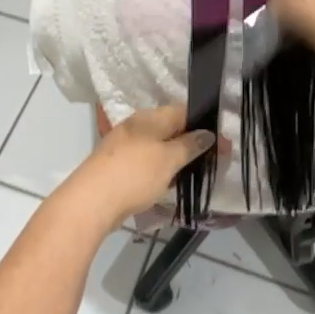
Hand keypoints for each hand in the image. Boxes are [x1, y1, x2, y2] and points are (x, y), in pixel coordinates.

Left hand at [57, 105, 213, 230]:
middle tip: (213, 160)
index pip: (183, 111)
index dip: (205, 125)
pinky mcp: (118, 166)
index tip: (223, 144)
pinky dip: (161, 169)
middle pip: (171, 128)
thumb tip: (206, 134)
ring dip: (176, 158)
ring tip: (195, 173)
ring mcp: (125, 146)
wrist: (91, 202)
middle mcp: (136, 126)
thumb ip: (189, 144)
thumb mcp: (168, 159)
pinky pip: (147, 162)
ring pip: (158, 147)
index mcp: (150, 117)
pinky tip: (169, 183)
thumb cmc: (134, 175)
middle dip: (191, 142)